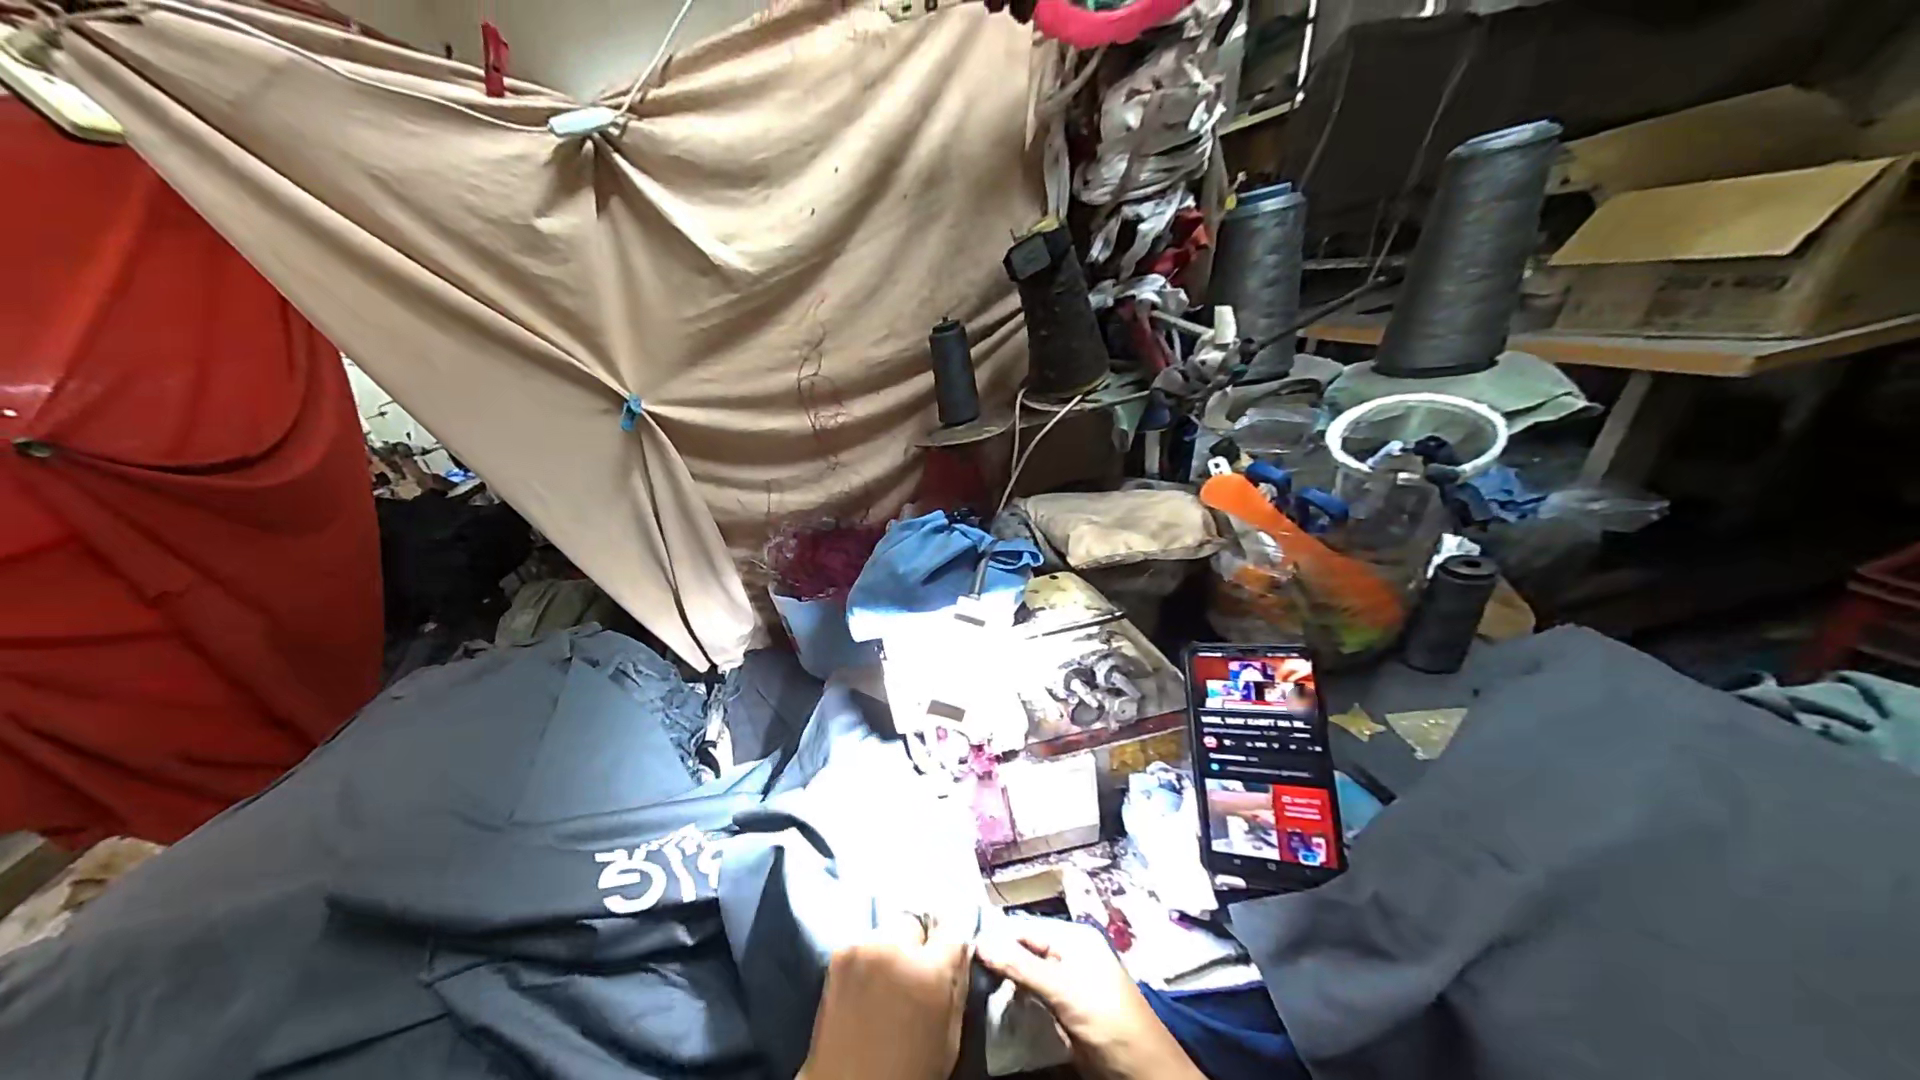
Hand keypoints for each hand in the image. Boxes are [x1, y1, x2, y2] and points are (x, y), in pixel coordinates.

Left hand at [797, 914, 971, 1079]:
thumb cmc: (908, 1069)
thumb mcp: (949, 1035)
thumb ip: (957, 984)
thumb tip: (961, 950)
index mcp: (930, 972)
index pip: (952, 927)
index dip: (951, 940)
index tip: (950, 950)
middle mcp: (896, 950)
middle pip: (917, 921)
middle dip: (920, 941)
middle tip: (918, 969)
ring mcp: (863, 949)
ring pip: (890, 928)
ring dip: (894, 946)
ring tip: (891, 977)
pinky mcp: (840, 954)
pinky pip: (866, 941)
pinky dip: (871, 954)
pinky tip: (871, 980)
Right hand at [975, 918, 1203, 1079]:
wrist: (1146, 1075)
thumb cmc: (1108, 1022)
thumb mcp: (1063, 990)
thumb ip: (1021, 966)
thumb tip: (979, 942)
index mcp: (1073, 938)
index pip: (1025, 929)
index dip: (996, 938)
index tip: (962, 949)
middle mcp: (1070, 955)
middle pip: (1025, 952)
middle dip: (999, 962)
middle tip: (965, 973)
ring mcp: (1070, 985)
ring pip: (1028, 978)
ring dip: (1007, 985)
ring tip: (975, 991)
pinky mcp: (1068, 1012)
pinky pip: (1036, 1000)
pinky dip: (1019, 1004)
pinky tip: (999, 1010)